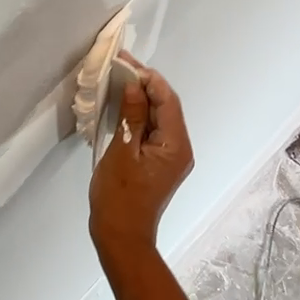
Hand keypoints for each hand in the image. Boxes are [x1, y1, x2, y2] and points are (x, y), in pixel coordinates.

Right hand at [89, 55, 193, 263]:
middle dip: (145, 85)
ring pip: (159, 118)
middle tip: (121, 66)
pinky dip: (139, 116)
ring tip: (119, 80)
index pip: (168, 101)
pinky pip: (153, 131)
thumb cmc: (119, 196)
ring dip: (141, 99)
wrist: (120, 236)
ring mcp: (171, 157)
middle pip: (166, 107)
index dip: (150, 79)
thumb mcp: (122, 152)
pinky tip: (122, 107)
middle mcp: (180, 149)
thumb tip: (135, 86)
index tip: (127, 62)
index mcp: (176, 145)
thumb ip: (132, 116)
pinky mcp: (160, 163)